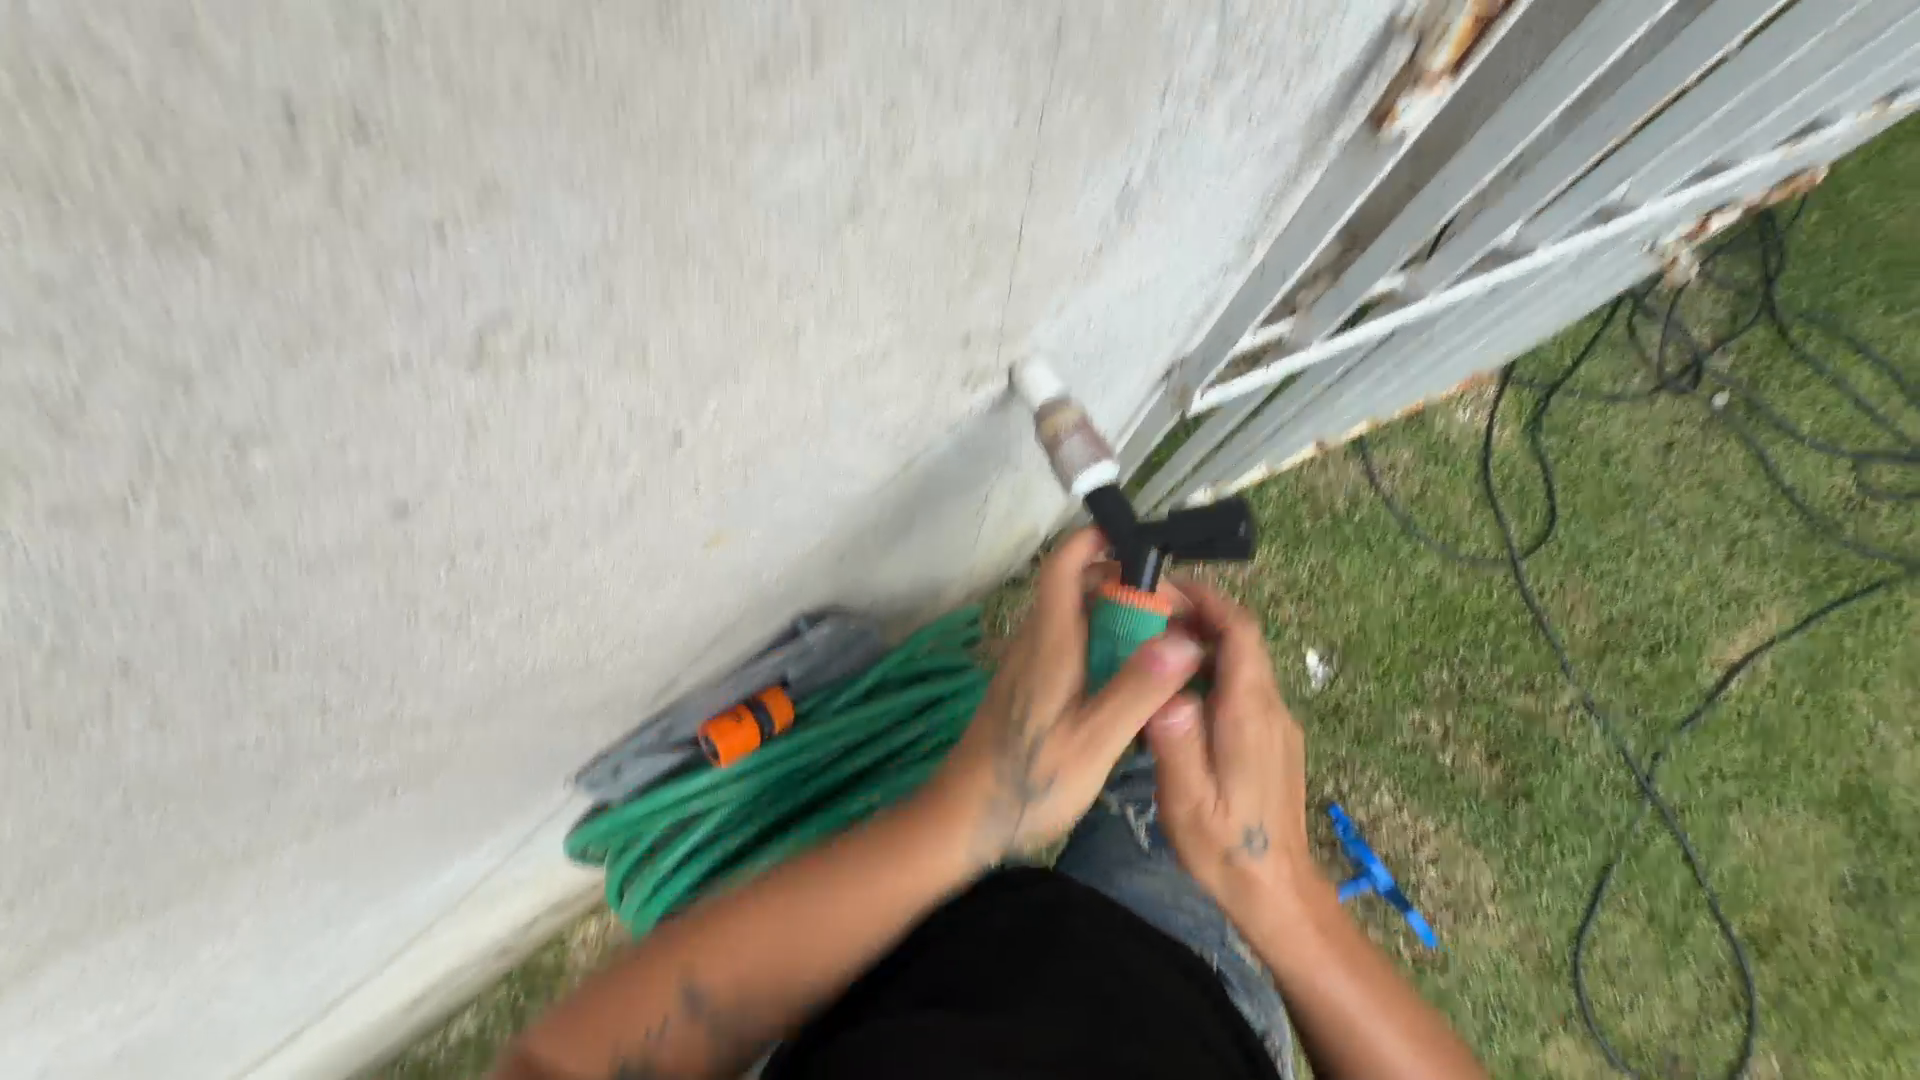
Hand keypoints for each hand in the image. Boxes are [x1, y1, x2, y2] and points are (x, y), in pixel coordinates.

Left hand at [926, 528, 1205, 863]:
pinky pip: (1072, 646)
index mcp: (1050, 642)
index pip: (1063, 566)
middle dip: (1128, 585)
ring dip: (1119, 618)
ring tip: (1167, 644)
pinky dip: (1105, 646)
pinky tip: (1133, 680)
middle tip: (1177, 614)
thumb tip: (1184, 639)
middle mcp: (1036, 642)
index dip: (1095, 540)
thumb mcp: (1093, 741)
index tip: (1142, 542)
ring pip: (1077, 618)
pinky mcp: (1030, 687)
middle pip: (1079, 588)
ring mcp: (1030, 664)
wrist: (965, 817)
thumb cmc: (1030, 780)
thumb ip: (1137, 689)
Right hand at [1145, 579, 1317, 925]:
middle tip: (1146, 612)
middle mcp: (1270, 708)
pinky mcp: (1272, 740)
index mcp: (1249, 713)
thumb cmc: (1225, 847)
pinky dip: (1212, 671)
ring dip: (1203, 643)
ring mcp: (1276, 725)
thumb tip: (1166, 687)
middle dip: (1199, 616)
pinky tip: (1177, 690)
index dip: (1208, 600)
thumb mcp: (1187, 799)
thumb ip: (1177, 739)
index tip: (1167, 585)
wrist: (1276, 892)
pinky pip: (1244, 687)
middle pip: (1243, 640)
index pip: (1240, 633)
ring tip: (1153, 645)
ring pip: (1244, 663)